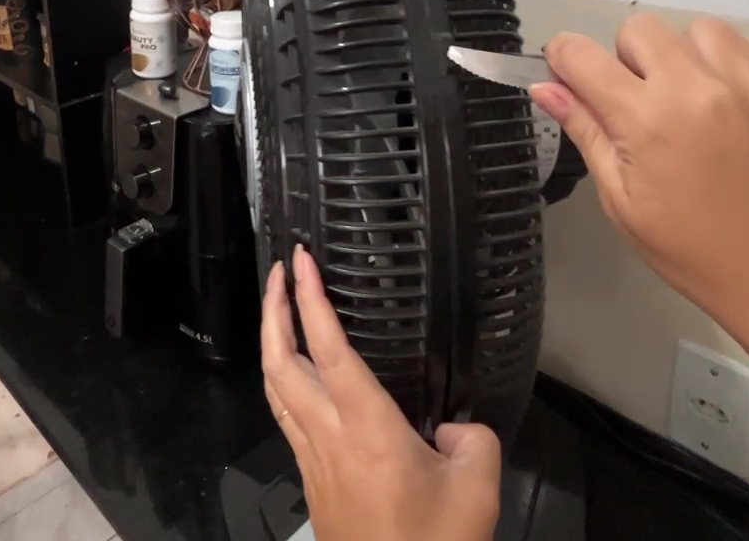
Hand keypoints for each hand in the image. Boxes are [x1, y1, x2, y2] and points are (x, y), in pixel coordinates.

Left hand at [260, 246, 501, 540]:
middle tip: (279, 271)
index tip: (301, 261)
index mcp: (365, 427)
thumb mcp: (478, 487)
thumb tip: (450, 428)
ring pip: (274, 388)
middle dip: (273, 309)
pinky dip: (281, 377)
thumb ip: (471, 438)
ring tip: (278, 309)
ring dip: (271, 340)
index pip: (327, 347)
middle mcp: (328, 435)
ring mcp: (311, 459)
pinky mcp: (310, 480)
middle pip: (280, 362)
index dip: (309, 298)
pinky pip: (284, 414)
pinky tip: (295, 373)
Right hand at [529, 15, 748, 329]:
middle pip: (639, 28)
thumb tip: (544, 87)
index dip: (564, 59)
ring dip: (686, 55)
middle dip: (627, 57)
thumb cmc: (693, 250)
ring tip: (696, 99)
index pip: (580, 54)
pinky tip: (740, 100)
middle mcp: (700, 87)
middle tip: (641, 103)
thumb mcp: (622, 200)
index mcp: (647, 118)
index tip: (570, 77)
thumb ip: (586, 132)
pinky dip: (742, 61)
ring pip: (700, 29)